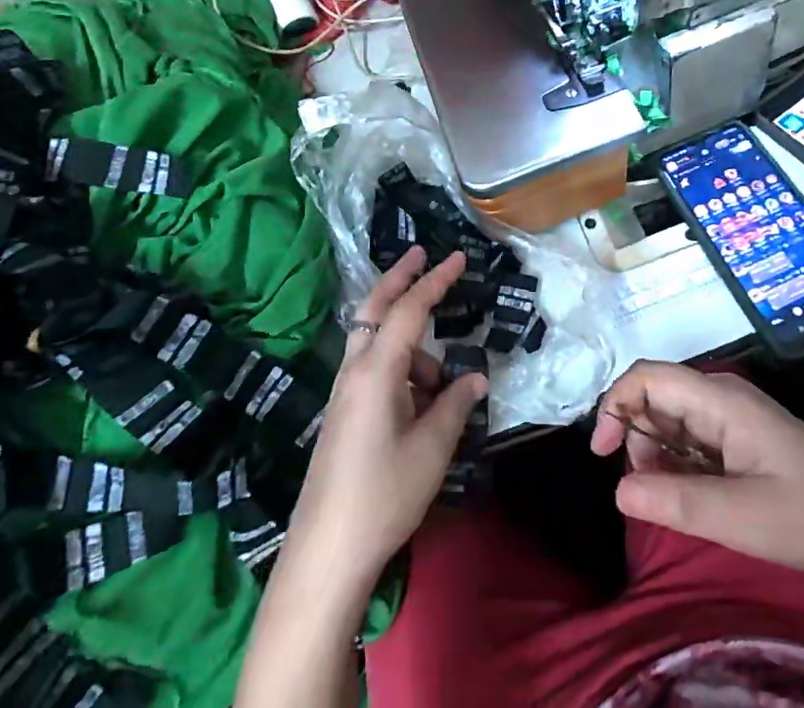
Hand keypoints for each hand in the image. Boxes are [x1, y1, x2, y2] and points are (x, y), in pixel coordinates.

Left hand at [282, 246, 488, 593]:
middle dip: (400, 279)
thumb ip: (456, 403)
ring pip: (378, 345)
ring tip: (446, 390)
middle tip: (422, 256)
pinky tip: (424, 407)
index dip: (435, 280)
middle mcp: (354, 371)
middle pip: (375, 309)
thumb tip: (474, 377)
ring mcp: (344, 392)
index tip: (458, 257)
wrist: (328, 547)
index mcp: (376, 370)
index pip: (410, 310)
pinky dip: (401, 371)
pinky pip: (374, 371)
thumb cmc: (385, 492)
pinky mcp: (343, 412)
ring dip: (413, 350)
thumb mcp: (433, 447)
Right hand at [589, 361, 803, 576]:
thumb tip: (616, 491)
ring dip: (656, 457)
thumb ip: (676, 503)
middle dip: (636, 439)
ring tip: (676, 501)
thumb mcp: (741, 518)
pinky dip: (677, 466)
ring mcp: (730, 418)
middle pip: (655, 397)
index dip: (615, 405)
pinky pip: (690, 441)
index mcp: (720, 400)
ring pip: (670, 421)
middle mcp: (720, 398)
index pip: (648, 378)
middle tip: (650, 491)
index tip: (603, 454)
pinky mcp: (738, 438)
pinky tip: (694, 497)